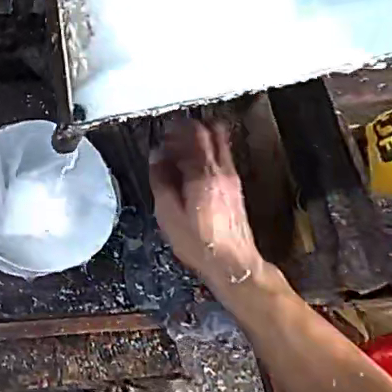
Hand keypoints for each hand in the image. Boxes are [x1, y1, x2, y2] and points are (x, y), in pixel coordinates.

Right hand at [150, 119, 266, 297]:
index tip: (164, 129)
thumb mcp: (168, 213)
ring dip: (199, 142)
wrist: (232, 264)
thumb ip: (161, 180)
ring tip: (178, 150)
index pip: (195, 135)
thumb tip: (156, 158)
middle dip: (190, 129)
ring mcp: (232, 180)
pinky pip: (220, 161)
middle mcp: (223, 173)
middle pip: (212, 134)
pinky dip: (205, 157)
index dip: (177, 128)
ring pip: (219, 146)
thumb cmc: (200, 243)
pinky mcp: (235, 190)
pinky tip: (191, 169)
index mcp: (204, 175)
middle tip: (171, 134)